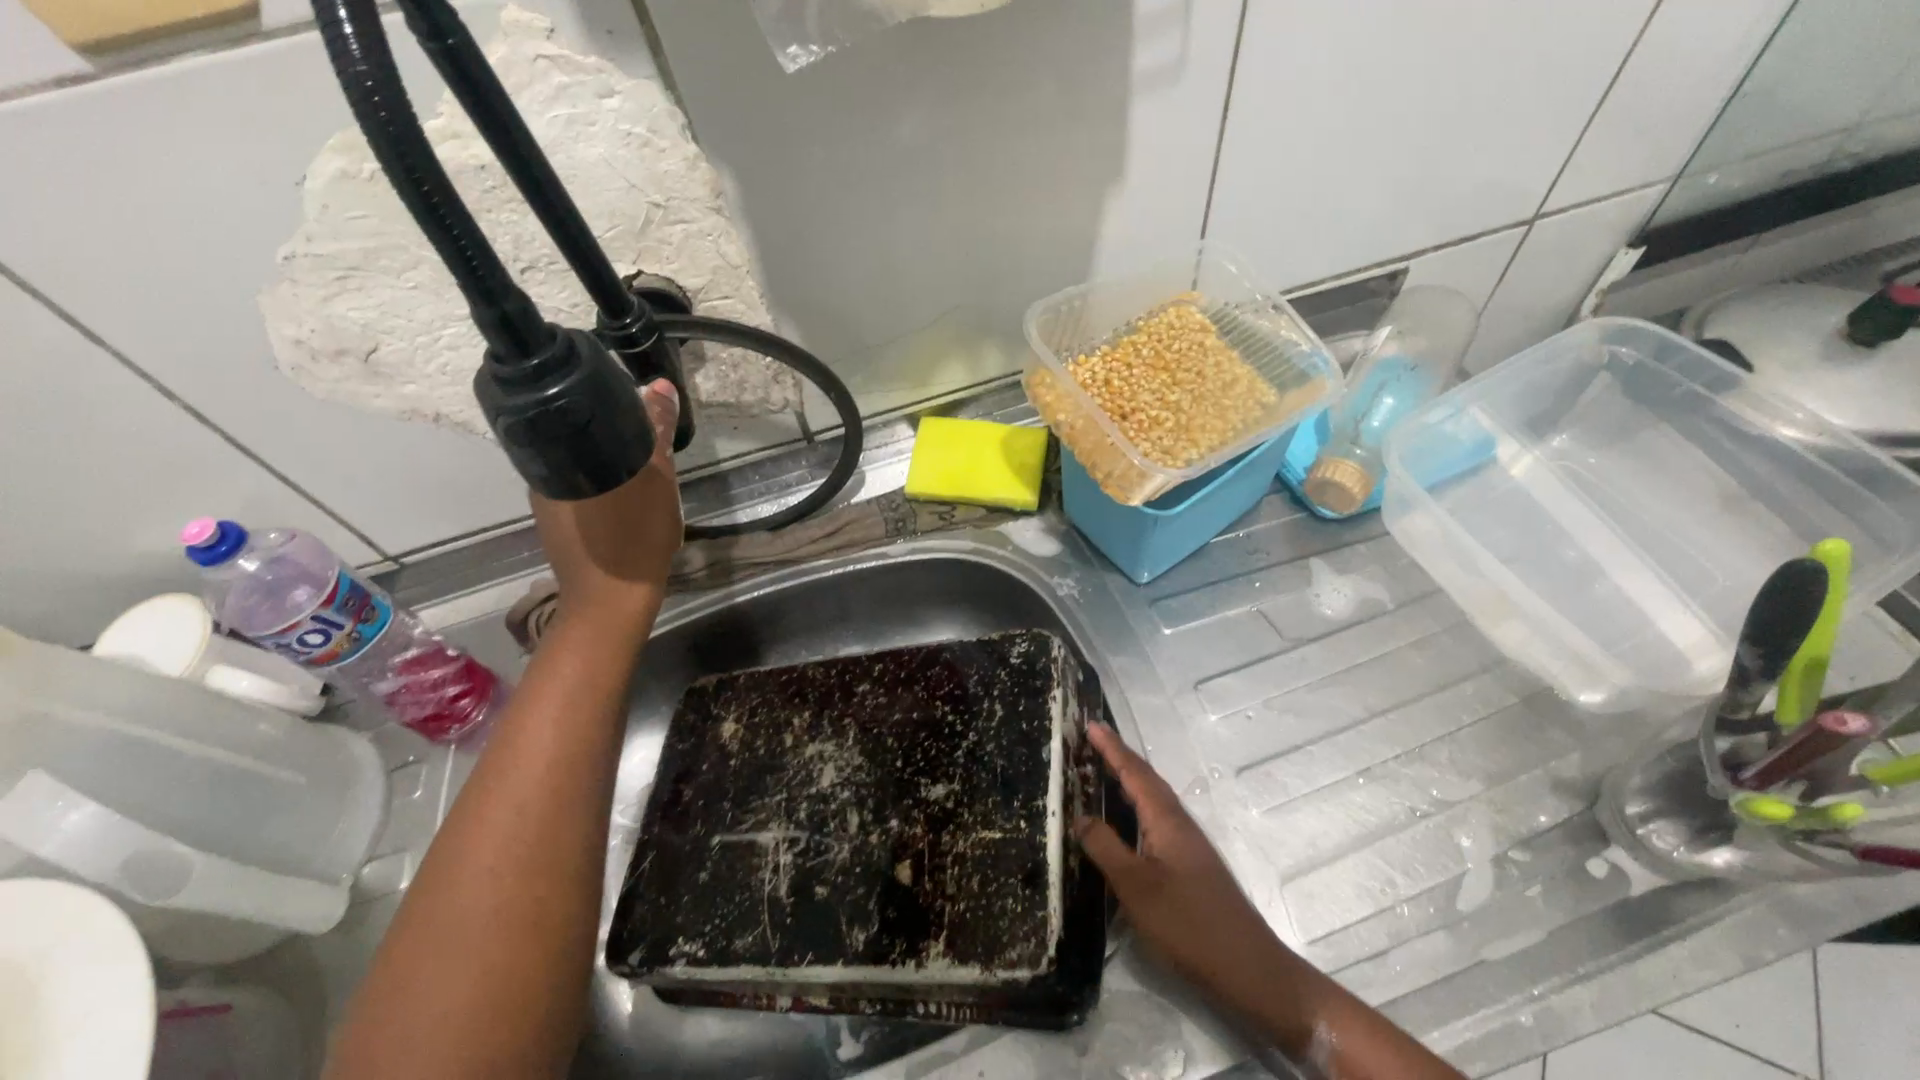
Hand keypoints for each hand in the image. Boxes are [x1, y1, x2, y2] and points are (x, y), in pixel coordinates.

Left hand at [530, 379, 682, 636]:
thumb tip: (657, 385)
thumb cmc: (634, 536)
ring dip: (608, 465)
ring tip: (642, 471)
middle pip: (579, 440)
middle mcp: (542, 475)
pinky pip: (579, 493)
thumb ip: (656, 431)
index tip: (636, 408)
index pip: (577, 413)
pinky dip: (602, 489)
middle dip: (612, 438)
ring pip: (580, 468)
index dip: (609, 406)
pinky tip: (625, 501)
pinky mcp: (556, 527)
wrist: (612, 601)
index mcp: (558, 457)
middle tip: (648, 444)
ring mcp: (547, 504)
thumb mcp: (656, 478)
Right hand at [1076, 723, 1294, 1019]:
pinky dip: (1136, 811)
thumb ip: (1106, 847)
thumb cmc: (1186, 923)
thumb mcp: (1135, 886)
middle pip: (1147, 782)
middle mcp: (1180, 825)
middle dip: (1119, 760)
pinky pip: (1157, 823)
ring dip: (1128, 784)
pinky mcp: (1191, 868)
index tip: (1090, 723)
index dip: (1112, 748)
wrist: (1245, 966)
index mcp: (1167, 821)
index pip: (1135, 773)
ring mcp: (1189, 847)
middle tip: (1090, 742)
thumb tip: (1079, 816)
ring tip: (1100, 774)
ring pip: (1154, 803)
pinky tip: (1125, 826)